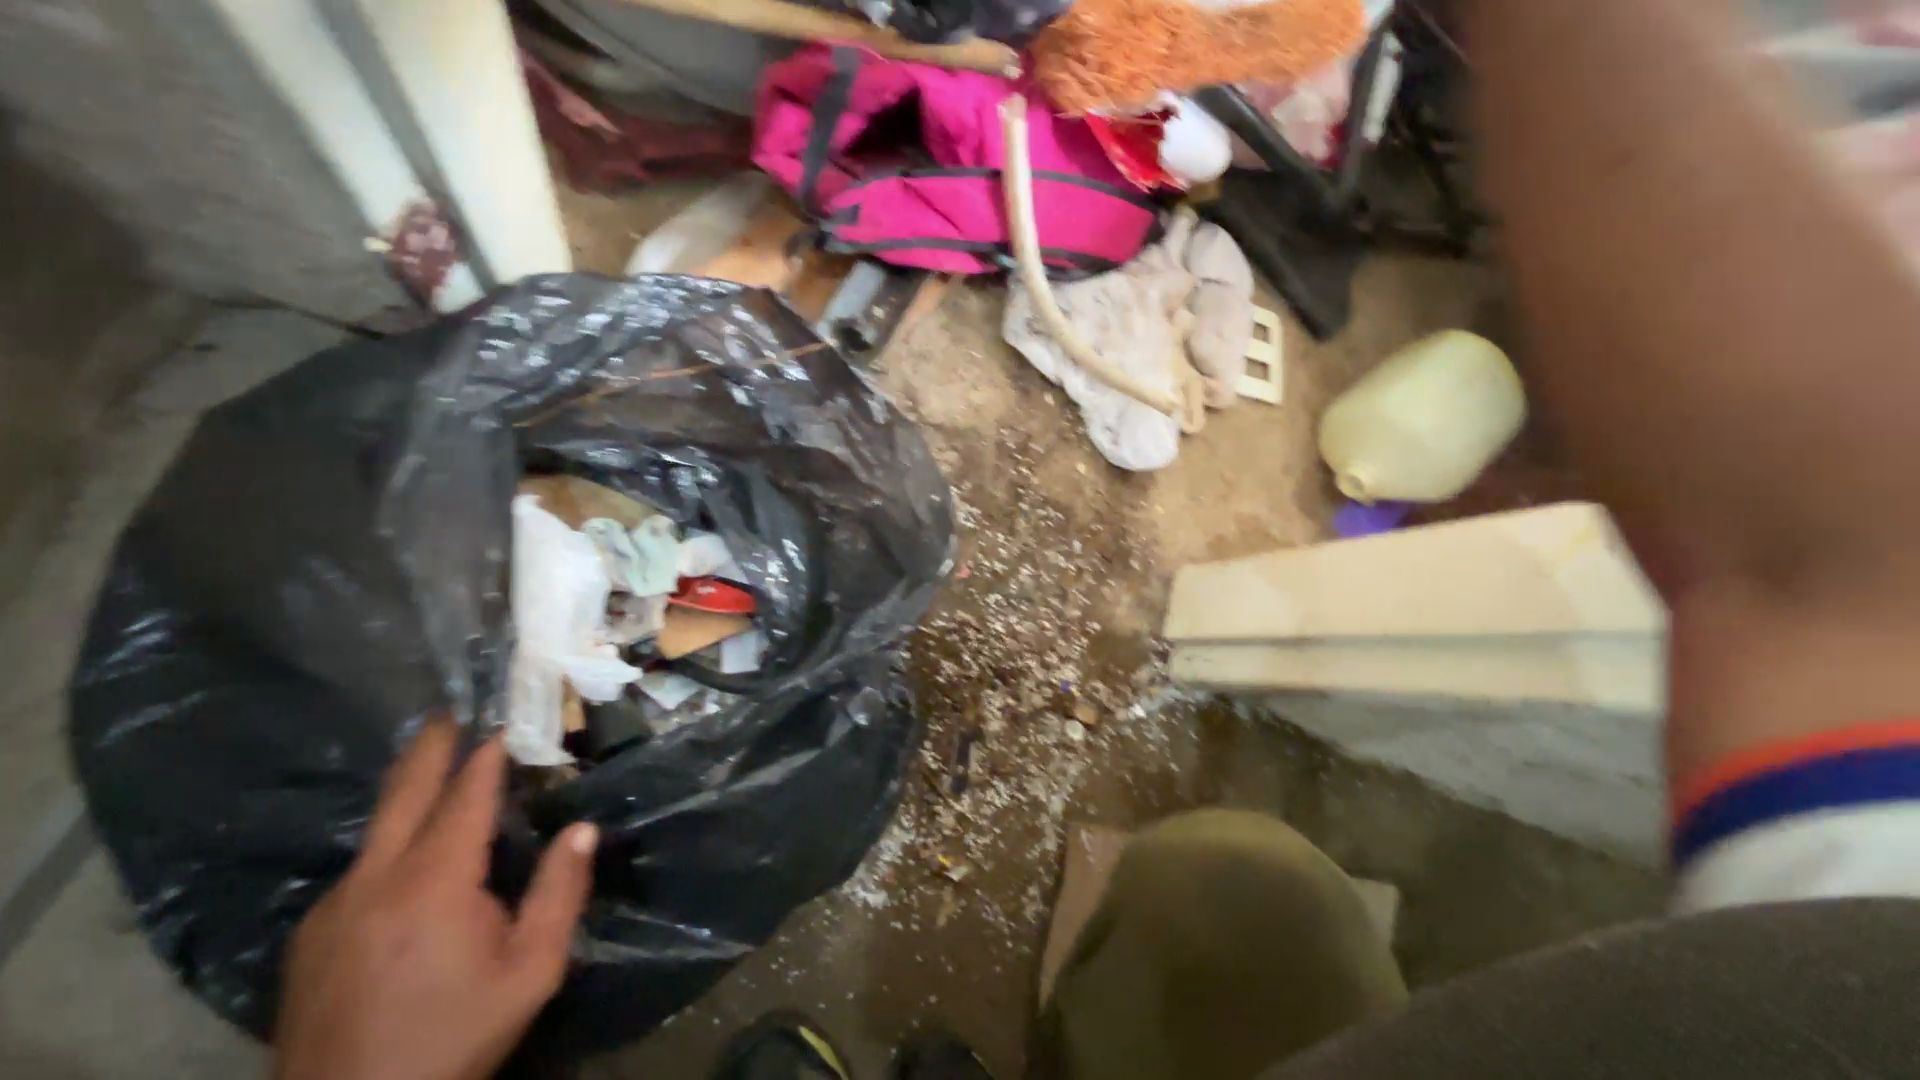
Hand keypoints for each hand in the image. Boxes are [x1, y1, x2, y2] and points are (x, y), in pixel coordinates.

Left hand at [274, 721, 596, 1079]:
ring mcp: (334, 905)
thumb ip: (559, 894)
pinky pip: (358, 871)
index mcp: (434, 882)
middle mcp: (376, 879)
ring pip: (375, 831)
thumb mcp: (530, 972)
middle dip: (429, 749)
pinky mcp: (310, 935)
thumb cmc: (454, 1035)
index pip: (465, 797)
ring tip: (434, 774)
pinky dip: (389, 847)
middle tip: (447, 714)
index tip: (503, 724)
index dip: (486, 757)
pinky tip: (408, 867)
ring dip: (407, 795)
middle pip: (403, 793)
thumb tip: (583, 829)